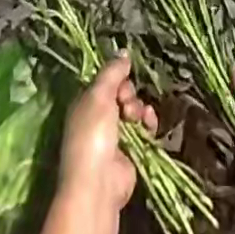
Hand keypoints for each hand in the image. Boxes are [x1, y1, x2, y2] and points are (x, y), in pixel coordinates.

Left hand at [59, 56, 158, 215]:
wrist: (99, 183)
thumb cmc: (93, 135)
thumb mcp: (99, 96)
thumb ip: (112, 72)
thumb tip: (123, 51)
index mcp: (85, 103)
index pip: (105, 80)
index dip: (117, 77)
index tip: (122, 80)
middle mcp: (98, 116)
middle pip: (121, 93)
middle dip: (129, 93)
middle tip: (126, 103)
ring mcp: (114, 134)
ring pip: (134, 108)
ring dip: (139, 107)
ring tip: (138, 116)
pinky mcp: (130, 148)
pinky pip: (143, 126)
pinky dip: (148, 122)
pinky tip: (149, 123)